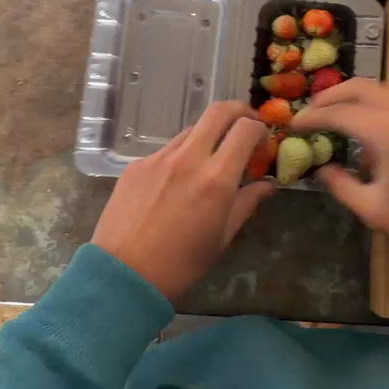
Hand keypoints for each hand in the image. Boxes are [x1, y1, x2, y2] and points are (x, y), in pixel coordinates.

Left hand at [92, 101, 274, 302]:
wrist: (122, 277)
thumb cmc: (181, 265)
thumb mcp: (222, 237)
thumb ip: (247, 203)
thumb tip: (266, 185)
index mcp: (216, 178)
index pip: (246, 129)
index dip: (259, 129)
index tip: (261, 142)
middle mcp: (189, 158)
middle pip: (218, 111)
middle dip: (238, 111)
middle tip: (244, 124)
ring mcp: (159, 158)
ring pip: (192, 130)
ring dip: (208, 136)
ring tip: (209, 160)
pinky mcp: (136, 165)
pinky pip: (167, 150)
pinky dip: (181, 156)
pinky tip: (175, 182)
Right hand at [292, 78, 388, 260]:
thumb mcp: (373, 209)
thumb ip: (341, 184)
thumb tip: (321, 168)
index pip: (341, 113)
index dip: (313, 117)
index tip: (293, 125)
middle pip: (360, 87)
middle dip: (331, 96)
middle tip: (310, 111)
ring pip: (380, 89)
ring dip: (353, 97)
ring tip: (333, 115)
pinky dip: (374, 104)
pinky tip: (364, 126)